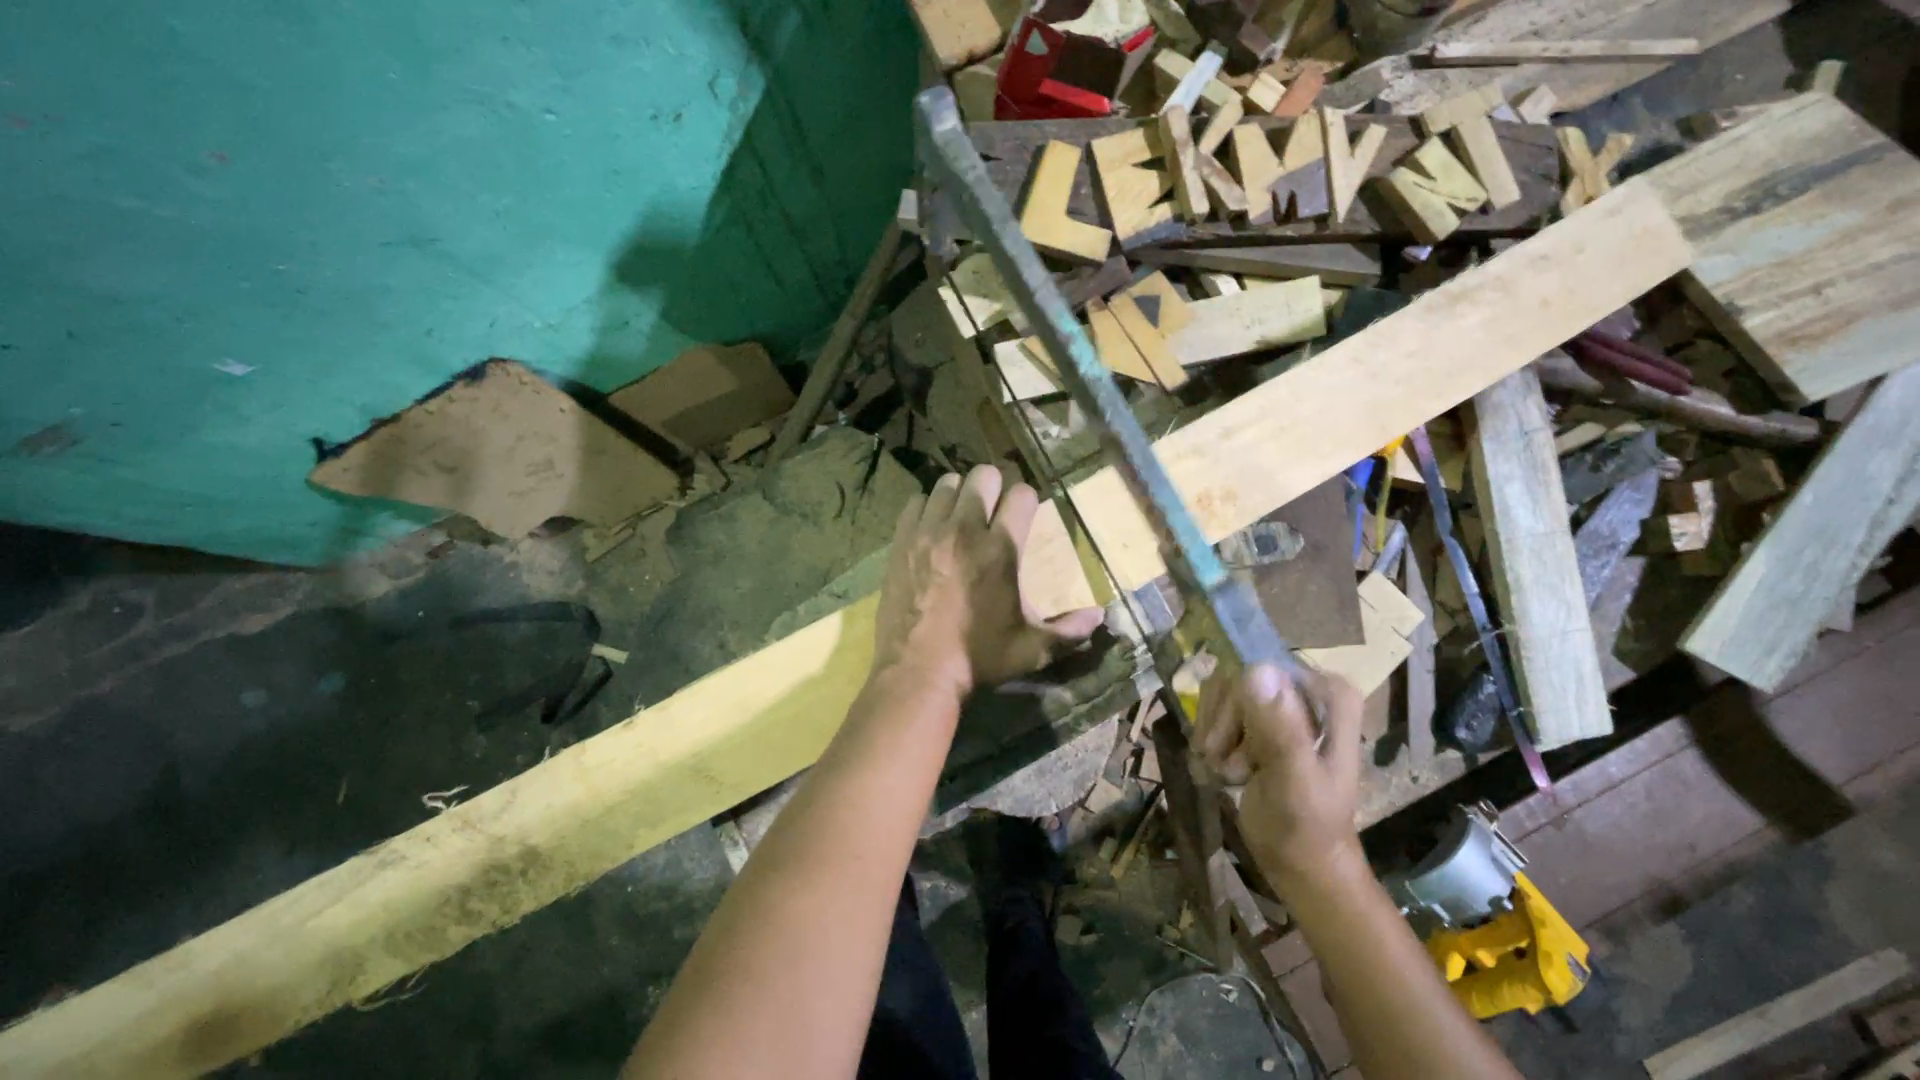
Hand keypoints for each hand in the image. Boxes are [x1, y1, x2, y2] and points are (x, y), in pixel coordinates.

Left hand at [870, 466, 1104, 699]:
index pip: (1022, 494)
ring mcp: (929, 533)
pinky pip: (916, 502)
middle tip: (994, 508)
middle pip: (983, 476)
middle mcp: (966, 531)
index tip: (1025, 515)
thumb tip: (1100, 616)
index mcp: (1002, 549)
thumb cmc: (979, 659)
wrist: (917, 672)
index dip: (1027, 501)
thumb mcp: (1032, 649)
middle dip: (994, 487)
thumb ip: (1069, 630)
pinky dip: (927, 507)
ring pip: (947, 484)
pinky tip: (932, 527)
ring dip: (959, 494)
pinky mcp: (901, 542)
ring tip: (962, 515)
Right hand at [1196, 665, 1364, 892]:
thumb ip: (1279, 729)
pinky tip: (1223, 770)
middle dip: (1223, 723)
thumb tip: (1255, 670)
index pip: (1262, 668)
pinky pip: (1222, 710)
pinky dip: (1214, 740)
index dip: (1236, 702)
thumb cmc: (1305, 826)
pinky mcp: (1265, 723)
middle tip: (1220, 762)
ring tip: (1225, 771)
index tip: (1224, 742)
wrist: (1302, 864)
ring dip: (1216, 734)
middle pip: (1240, 679)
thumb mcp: (1293, 779)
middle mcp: (1309, 690)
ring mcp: (1285, 705)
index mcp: (1330, 695)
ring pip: (1226, 694)